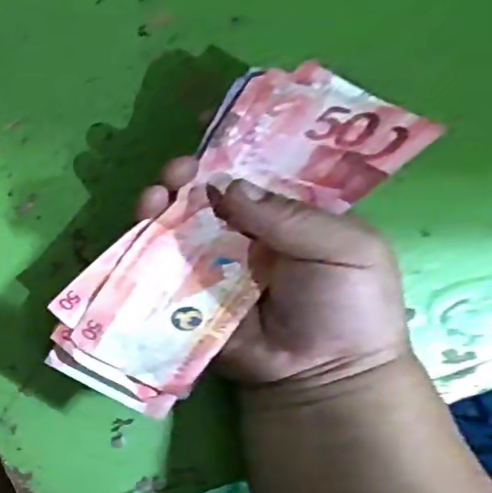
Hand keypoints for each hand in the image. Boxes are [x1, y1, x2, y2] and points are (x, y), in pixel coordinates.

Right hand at [137, 157, 410, 391]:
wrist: (321, 373)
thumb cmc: (348, 306)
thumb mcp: (344, 247)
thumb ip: (289, 217)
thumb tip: (226, 187)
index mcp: (287, 214)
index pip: (257, 169)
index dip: (233, 144)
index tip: (210, 119)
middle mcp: (243, 234)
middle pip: (207, 195)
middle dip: (188, 175)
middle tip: (178, 169)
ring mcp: (210, 266)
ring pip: (177, 227)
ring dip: (161, 205)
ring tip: (154, 194)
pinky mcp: (186, 297)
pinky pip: (161, 269)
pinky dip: (145, 246)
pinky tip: (142, 227)